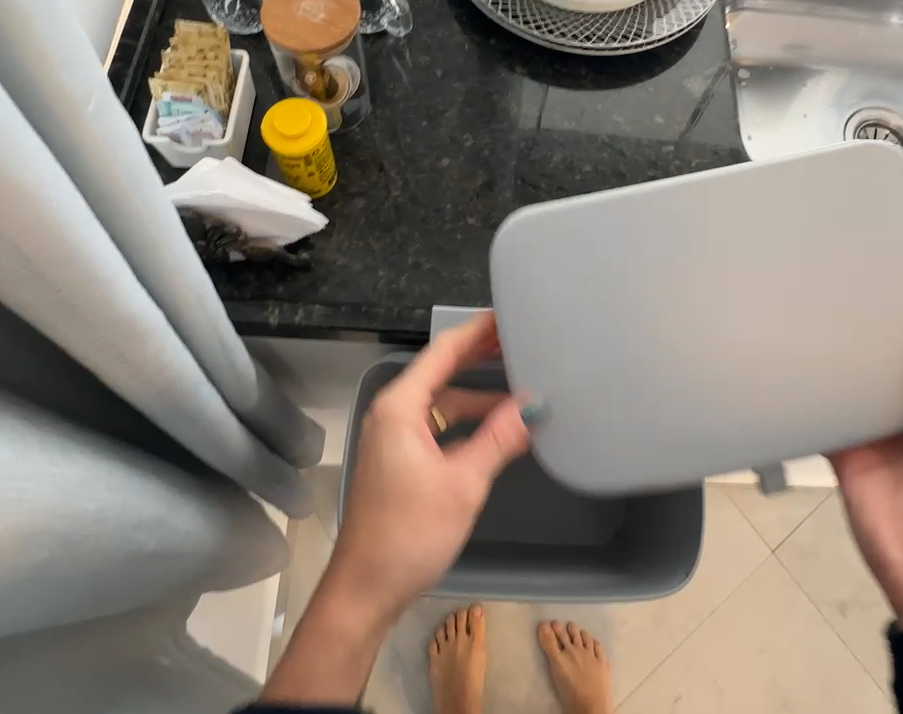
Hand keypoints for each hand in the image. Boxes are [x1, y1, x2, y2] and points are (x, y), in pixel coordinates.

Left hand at [330, 311, 531, 615]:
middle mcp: (394, 412)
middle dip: (479, 355)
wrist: (367, 588)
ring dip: (478, 393)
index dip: (477, 331)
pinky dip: (468, 419)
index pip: (443, 351)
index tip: (509, 314)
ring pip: (443, 399)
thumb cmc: (410, 533)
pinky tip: (497, 425)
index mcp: (401, 407)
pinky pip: (439, 423)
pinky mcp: (402, 457)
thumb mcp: (463, 483)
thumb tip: (535, 404)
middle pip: (442, 370)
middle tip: (521, 339)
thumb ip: (499, 438)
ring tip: (520, 382)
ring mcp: (396, 436)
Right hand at [826, 332, 902, 632]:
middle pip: (884, 383)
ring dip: (840, 374)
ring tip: (816, 328)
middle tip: (844, 305)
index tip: (893, 302)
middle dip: (870, 354)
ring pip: (853, 399)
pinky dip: (811, 407)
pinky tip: (796, 375)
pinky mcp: (844, 461)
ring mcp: (874, 445)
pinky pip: (825, 428)